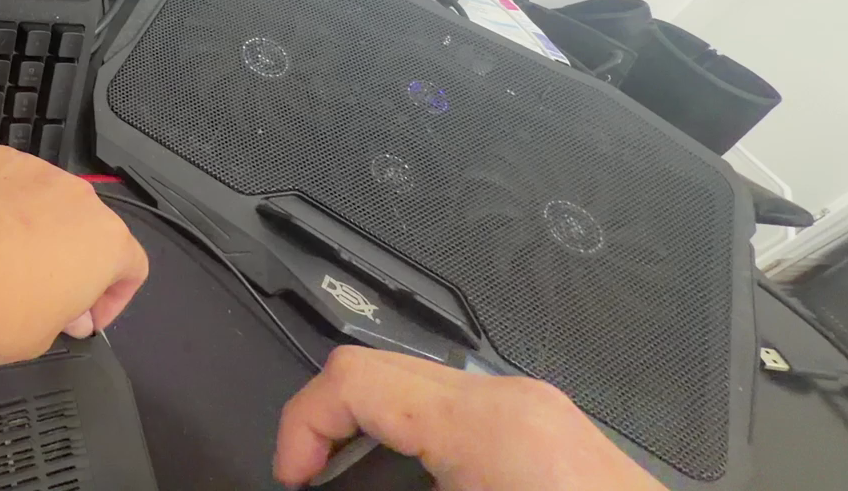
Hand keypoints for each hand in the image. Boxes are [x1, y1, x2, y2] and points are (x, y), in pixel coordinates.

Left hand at [0, 146, 149, 364]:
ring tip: (0, 257)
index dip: (112, 298)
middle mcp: (78, 197)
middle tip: (41, 292)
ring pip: (46, 199)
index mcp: (106, 241)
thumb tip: (68, 310)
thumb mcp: (45, 335)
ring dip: (35, 224)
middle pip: (87, 227)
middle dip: (71, 257)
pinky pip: (8, 180)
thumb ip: (67, 315)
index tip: (84, 317)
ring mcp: (36, 170)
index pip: (132, 265)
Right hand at [274, 347, 665, 490]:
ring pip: (414, 386)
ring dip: (372, 428)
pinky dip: (416, 438)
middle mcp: (513, 399)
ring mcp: (539, 411)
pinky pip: (457, 410)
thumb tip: (320, 480)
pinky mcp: (555, 433)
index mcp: (487, 423)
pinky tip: (417, 481)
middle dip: (331, 423)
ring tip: (356, 479)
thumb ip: (383, 490)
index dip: (302, 422)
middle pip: (377, 370)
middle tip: (312, 478)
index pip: (352, 378)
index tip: (292, 478)